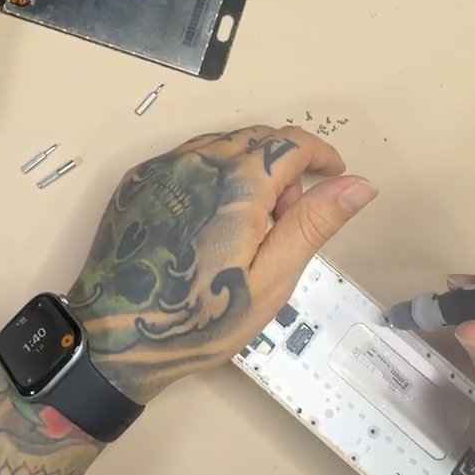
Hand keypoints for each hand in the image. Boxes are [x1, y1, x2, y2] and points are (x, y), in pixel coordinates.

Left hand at [69, 125, 375, 402]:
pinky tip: (211, 220)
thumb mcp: (272, 277)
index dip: (321, 155)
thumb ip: (314, 222)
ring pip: (223, 144)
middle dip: (285, 166)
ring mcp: (163, 168)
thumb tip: (358, 184)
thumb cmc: (200, 317)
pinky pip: (190, 159)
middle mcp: (197, 161)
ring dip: (250, 167)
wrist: (115, 336)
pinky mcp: (140, 180)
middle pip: (258, 138)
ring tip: (249, 224)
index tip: (335, 175)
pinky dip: (215, 174)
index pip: (291, 143)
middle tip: (288, 218)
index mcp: (236, 183)